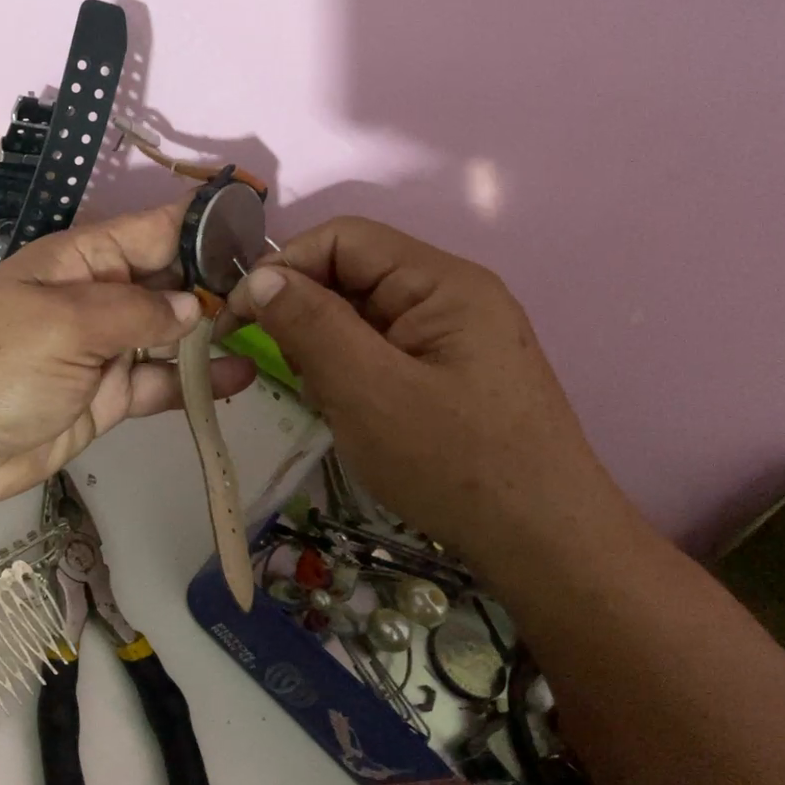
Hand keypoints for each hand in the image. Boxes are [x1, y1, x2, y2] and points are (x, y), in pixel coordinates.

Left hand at [0, 202, 254, 504]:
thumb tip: (192, 309)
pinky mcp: (106, 397)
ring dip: (213, 334)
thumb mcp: (66, 322)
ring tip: (271, 332)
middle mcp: (94, 297)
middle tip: (281, 296)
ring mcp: (101, 349)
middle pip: (167, 282)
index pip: (151, 230)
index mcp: (78, 260)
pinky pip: (159, 381)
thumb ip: (135, 311)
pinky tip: (238, 377)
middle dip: (217, 285)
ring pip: (169, 334)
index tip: (259, 234)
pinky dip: (195, 381)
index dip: (201, 228)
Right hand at [224, 216, 630, 577]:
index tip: (240, 317)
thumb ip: (309, 324)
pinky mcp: (445, 371)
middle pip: (348, 274)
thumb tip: (259, 278)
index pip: (342, 238)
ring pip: (355, 315)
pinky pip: (375, 350)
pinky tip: (351, 413)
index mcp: (441, 283)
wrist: (544, 545)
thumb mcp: (367, 390)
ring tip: (329, 400)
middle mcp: (448, 296)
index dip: (283, 266)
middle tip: (291, 371)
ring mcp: (449, 335)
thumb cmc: (454, 464)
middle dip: (304, 315)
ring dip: (323, 350)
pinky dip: (347, 373)